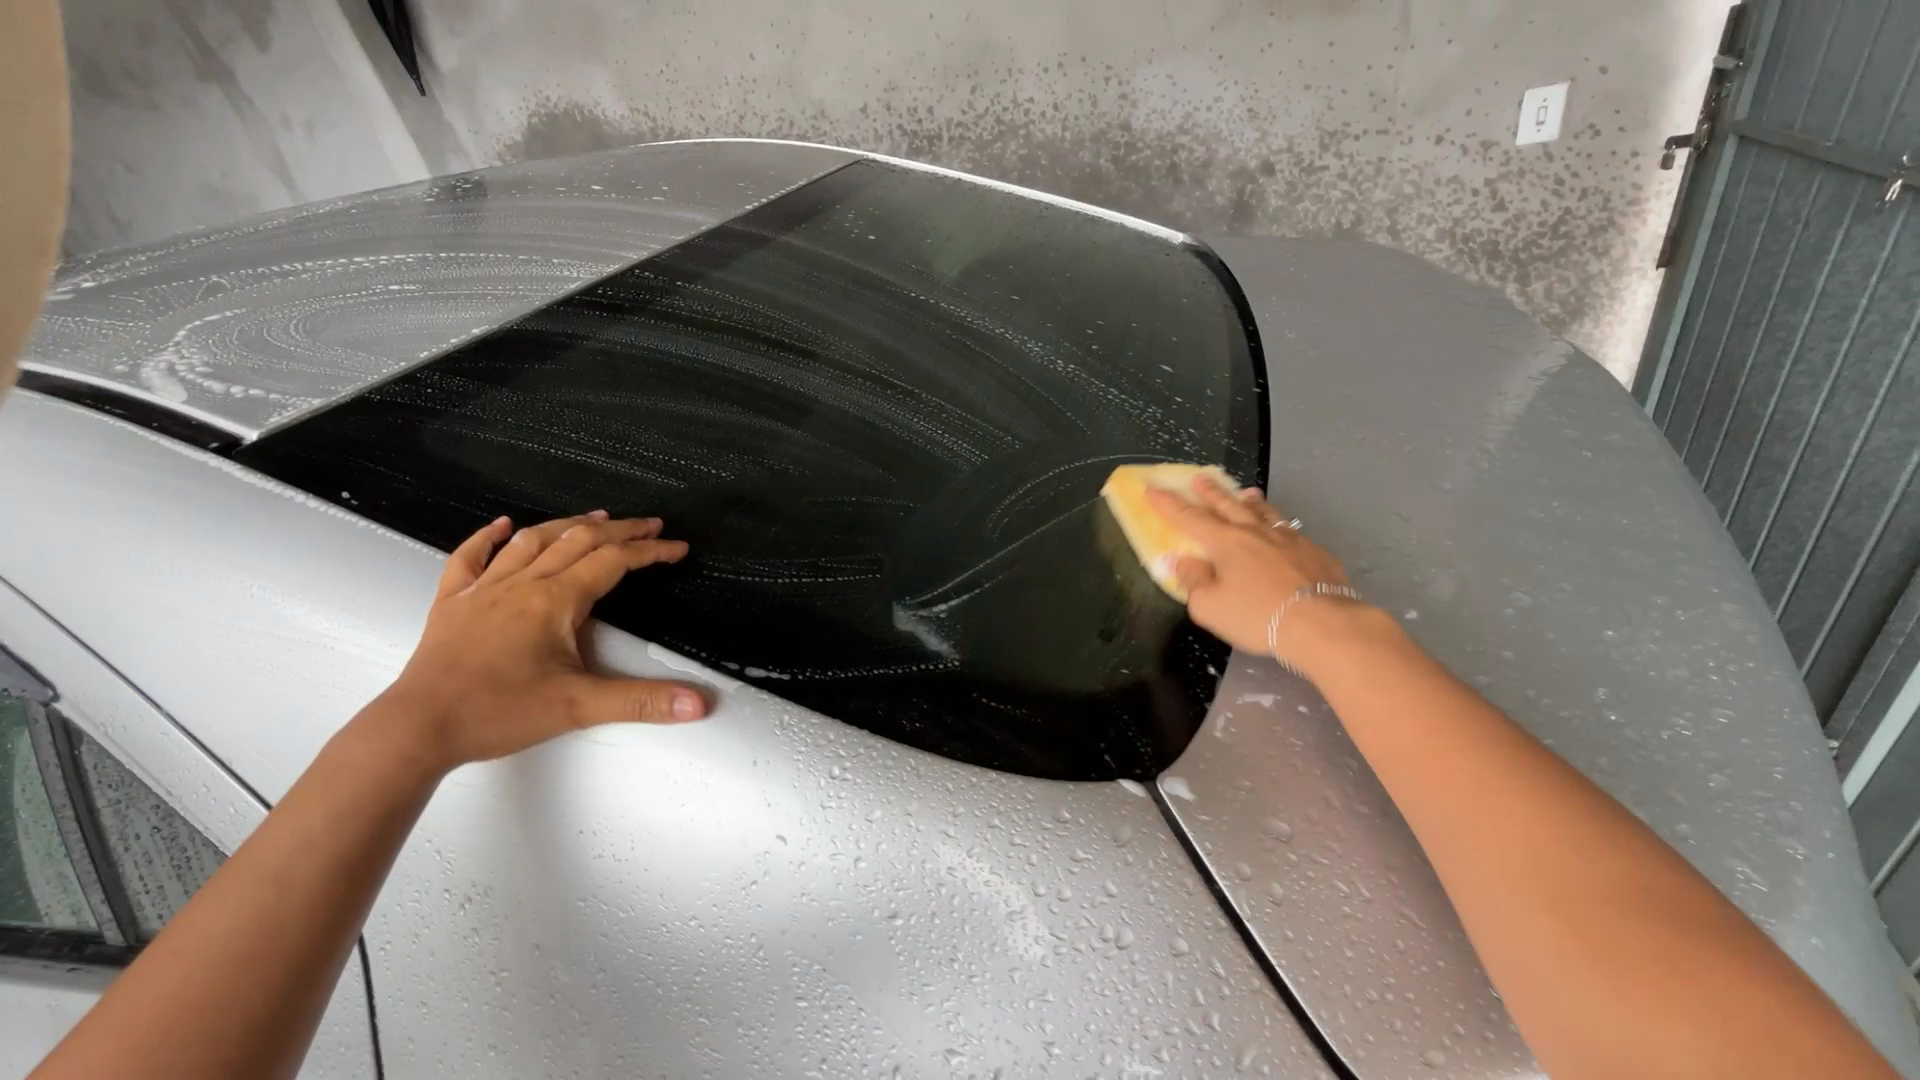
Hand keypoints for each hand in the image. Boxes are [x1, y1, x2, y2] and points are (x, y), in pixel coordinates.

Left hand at [371, 511, 706, 772]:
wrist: (418, 728)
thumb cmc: (493, 713)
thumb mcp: (579, 707)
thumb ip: (642, 701)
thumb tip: (694, 704)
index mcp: (553, 601)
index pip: (614, 562)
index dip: (650, 552)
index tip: (675, 548)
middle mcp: (520, 586)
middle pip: (579, 541)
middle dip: (621, 530)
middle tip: (649, 525)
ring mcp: (484, 591)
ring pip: (532, 541)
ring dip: (568, 525)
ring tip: (595, 517)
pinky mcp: (454, 604)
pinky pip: (470, 558)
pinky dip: (486, 538)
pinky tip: (498, 525)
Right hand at [1146, 476, 1372, 672]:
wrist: (1321, 623)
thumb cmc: (1257, 616)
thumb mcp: (1210, 607)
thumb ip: (1193, 581)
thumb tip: (1183, 562)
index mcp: (1225, 542)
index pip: (1188, 518)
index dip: (1167, 504)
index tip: (1152, 490)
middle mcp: (1255, 532)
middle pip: (1227, 506)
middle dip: (1210, 493)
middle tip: (1199, 478)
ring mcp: (1288, 539)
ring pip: (1264, 512)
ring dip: (1249, 501)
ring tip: (1245, 492)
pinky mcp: (1314, 553)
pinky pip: (1290, 530)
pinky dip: (1278, 523)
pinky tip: (1282, 529)